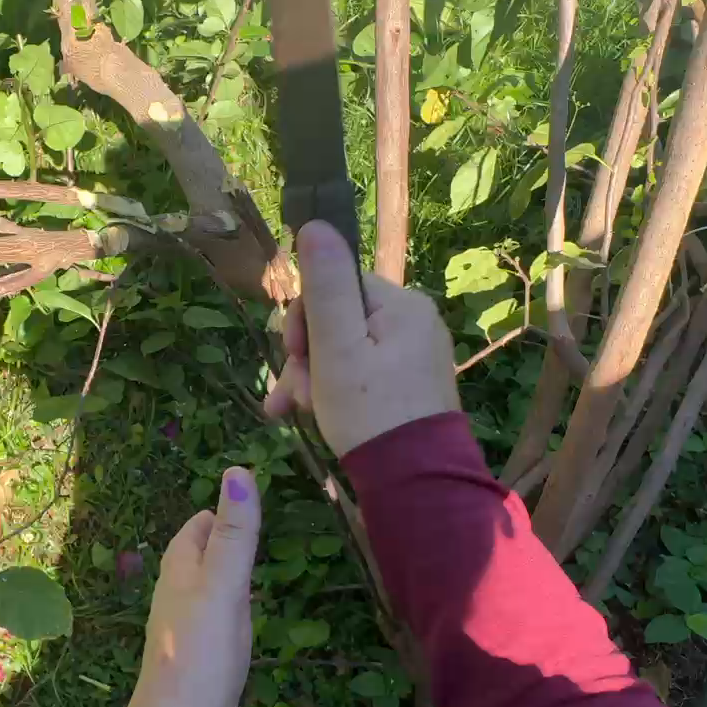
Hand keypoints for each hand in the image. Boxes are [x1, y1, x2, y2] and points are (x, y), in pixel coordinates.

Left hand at [128, 466, 260, 706]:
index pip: (195, 529)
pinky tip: (252, 623)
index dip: (220, 512)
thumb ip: (233, 533)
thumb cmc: (201, 655)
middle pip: (200, 559)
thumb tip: (237, 471)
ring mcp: (191, 635)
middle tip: (265, 532)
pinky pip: (221, 627)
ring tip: (263, 569)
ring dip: (231, 577)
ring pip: (210, 593)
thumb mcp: (222, 586)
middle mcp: (179, 600)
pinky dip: (237, 614)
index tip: (253, 501)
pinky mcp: (206, 666)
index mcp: (178, 575)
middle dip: (226, 541)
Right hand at [264, 220, 461, 456]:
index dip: (304, 320)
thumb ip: (324, 287)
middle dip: (305, 355)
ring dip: (311, 377)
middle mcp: (414, 323)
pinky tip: (308, 414)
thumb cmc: (369, 411)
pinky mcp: (410, 387)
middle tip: (293, 392)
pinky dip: (332, 390)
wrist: (414, 482)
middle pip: (338, 320)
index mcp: (401, 306)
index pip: (336, 286)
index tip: (293, 356)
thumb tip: (315, 225)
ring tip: (294, 411)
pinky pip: (360, 374)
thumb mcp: (336, 348)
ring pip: (344, 351)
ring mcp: (414, 357)